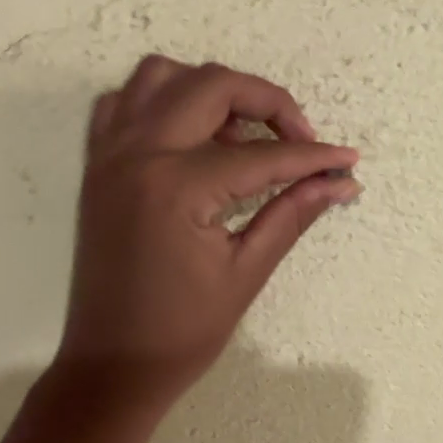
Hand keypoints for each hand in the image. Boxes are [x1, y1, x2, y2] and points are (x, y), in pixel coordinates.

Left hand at [54, 55, 361, 410]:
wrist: (110, 366)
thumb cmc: (180, 333)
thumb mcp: (245, 273)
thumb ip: (291, 215)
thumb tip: (340, 181)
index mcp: (176, 186)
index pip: (261, 154)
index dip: (311, 157)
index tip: (346, 161)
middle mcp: (137, 154)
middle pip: (212, 86)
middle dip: (267, 102)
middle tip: (299, 141)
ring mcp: (109, 155)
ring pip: (160, 77)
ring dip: (209, 90)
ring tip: (241, 135)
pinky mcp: (96, 168)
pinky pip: (122, 104)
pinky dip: (159, 103)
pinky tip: (189, 139)